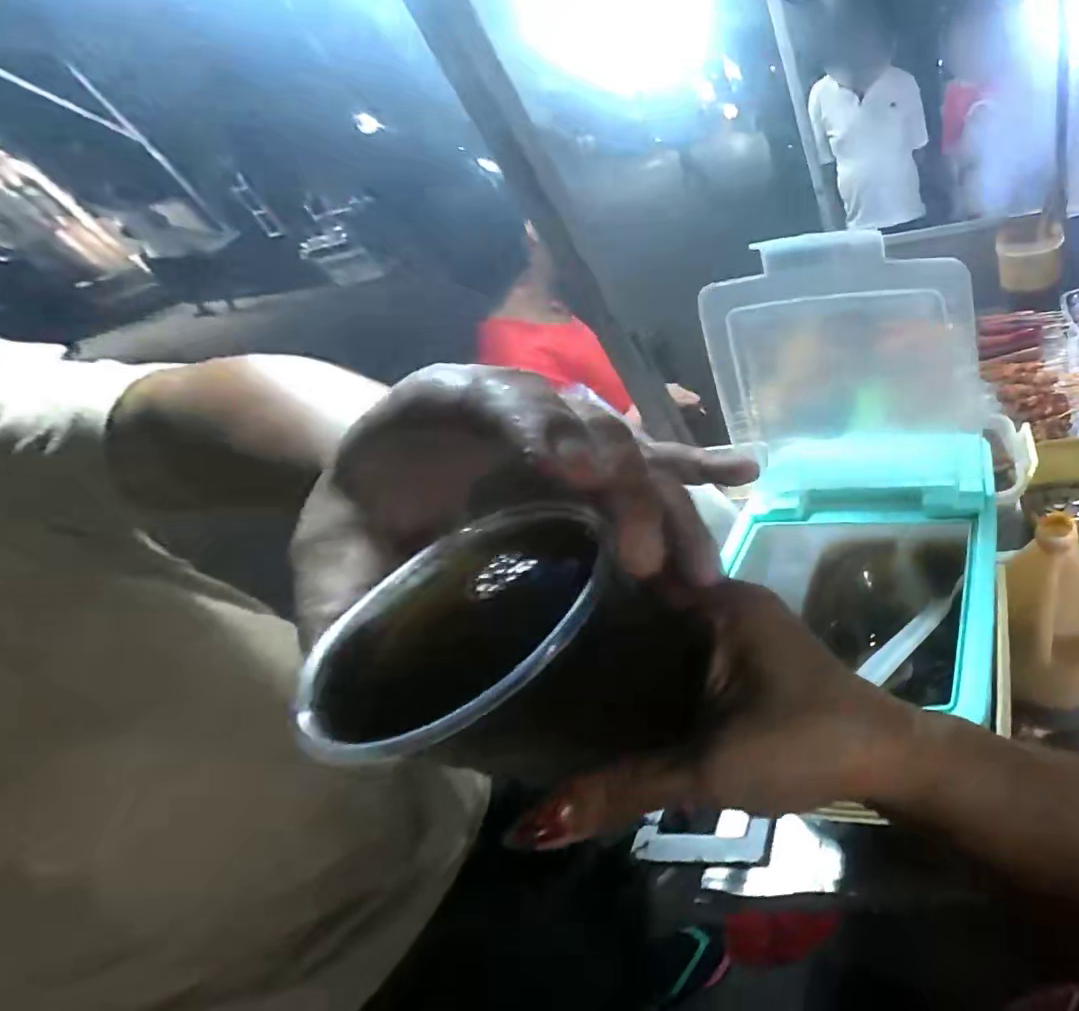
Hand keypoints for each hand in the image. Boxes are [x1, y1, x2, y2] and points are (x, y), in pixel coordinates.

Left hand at [290, 364, 757, 645]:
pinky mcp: (600, 456)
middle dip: (627, 492)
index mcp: (446, 403)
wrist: (384, 470)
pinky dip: (703, 465)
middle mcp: (528, 404)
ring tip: (697, 569)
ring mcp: (572, 428)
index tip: (578, 478)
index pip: (505, 400)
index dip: (545, 428)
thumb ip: (338, 600)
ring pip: (637, 454)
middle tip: (647, 561)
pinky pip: (660, 456)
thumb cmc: (360, 508)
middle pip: (596, 431)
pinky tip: (748, 471)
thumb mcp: (330, 552)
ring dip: (673, 507)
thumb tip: (360, 679)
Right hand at [503, 581, 921, 849]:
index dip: (593, 579)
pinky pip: (691, 649)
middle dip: (601, 620)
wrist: (884, 757)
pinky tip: (620, 690)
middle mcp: (733, 602)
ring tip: (558, 664)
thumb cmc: (803, 743)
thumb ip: (625, 788)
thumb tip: (533, 824)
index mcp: (724, 602)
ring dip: (631, 644)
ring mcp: (746, 629)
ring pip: (673, 627)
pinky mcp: (753, 658)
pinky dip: (658, 663)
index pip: (646, 570)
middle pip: (654, 600)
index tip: (535, 593)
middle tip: (533, 641)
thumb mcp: (710, 768)